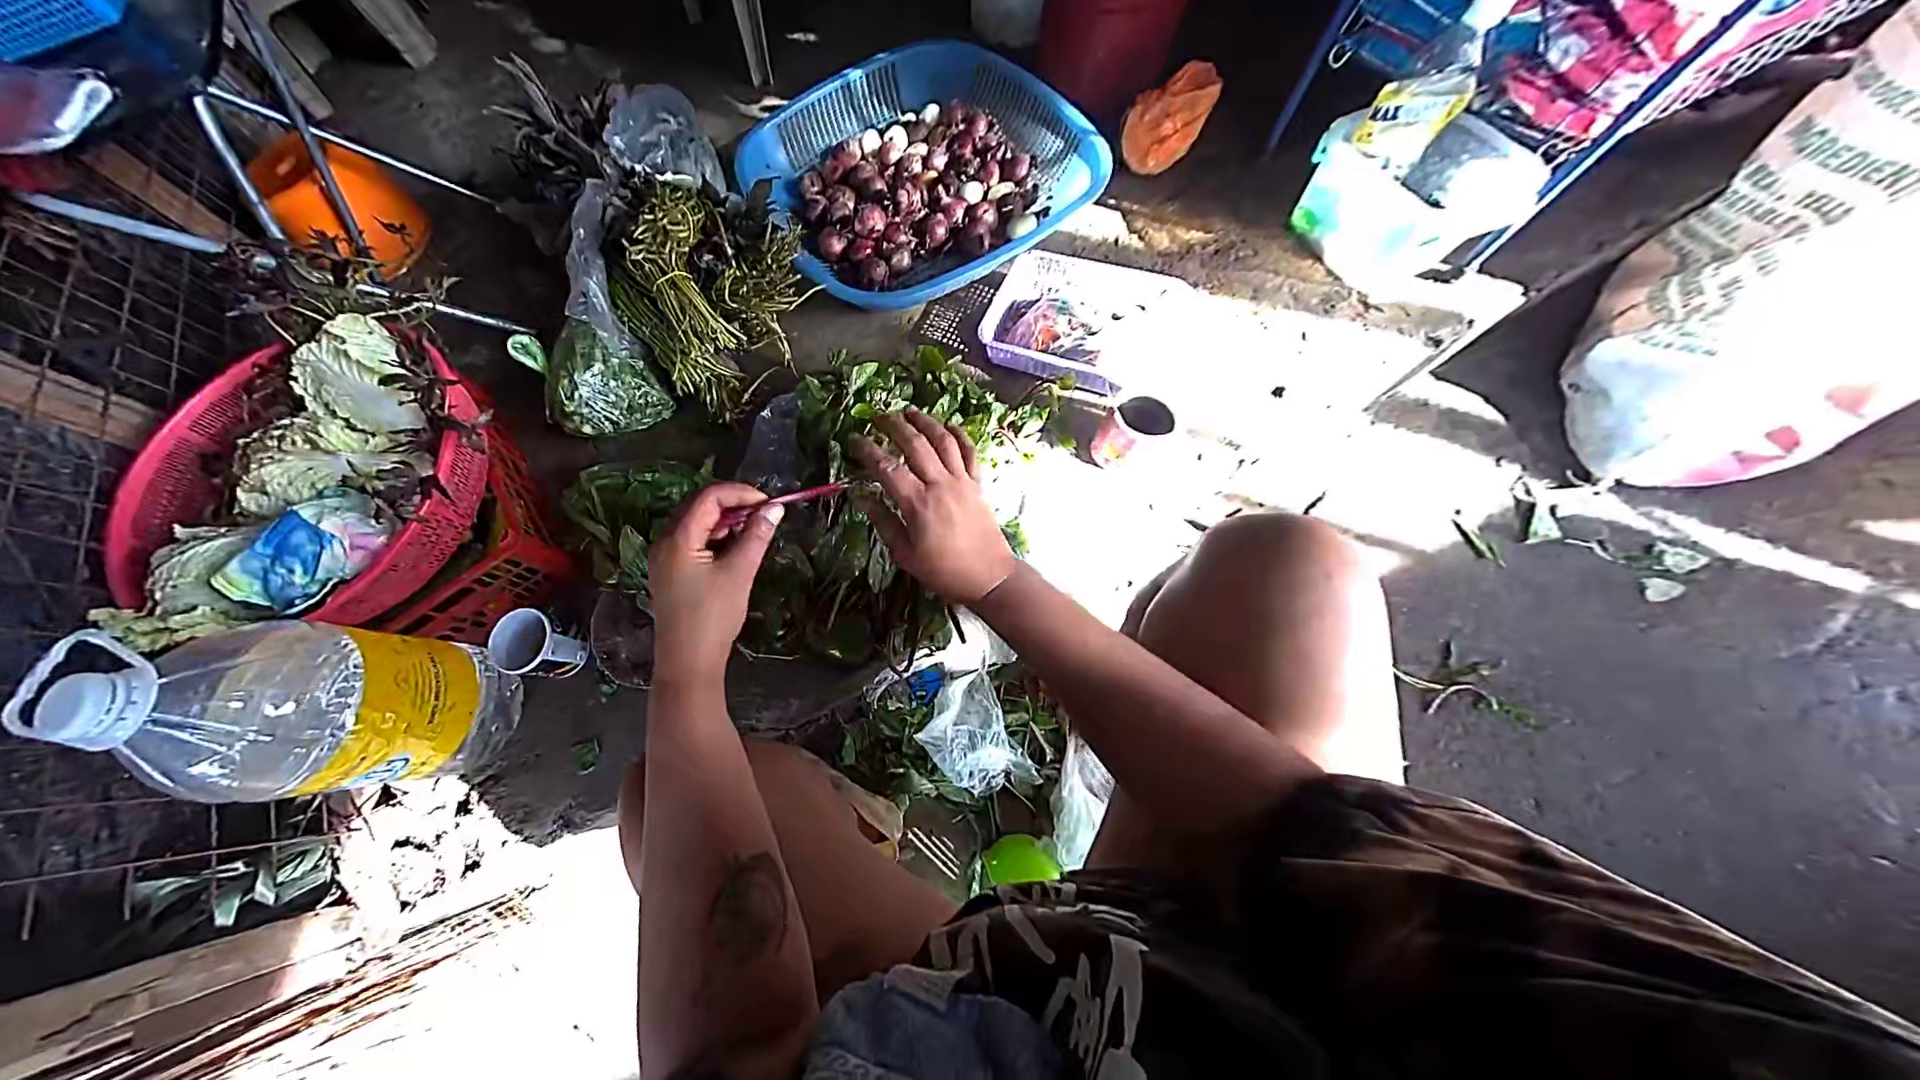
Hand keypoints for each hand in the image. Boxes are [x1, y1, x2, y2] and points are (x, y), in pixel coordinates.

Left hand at [649, 483, 783, 682]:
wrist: (688, 661)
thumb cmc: (713, 617)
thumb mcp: (739, 572)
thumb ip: (757, 536)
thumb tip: (775, 508)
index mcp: (678, 539)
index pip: (708, 498)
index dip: (741, 493)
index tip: (769, 503)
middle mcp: (665, 542)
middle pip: (699, 505)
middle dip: (734, 503)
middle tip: (764, 512)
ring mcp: (665, 557)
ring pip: (696, 522)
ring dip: (726, 519)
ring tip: (755, 527)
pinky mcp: (671, 570)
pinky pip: (693, 540)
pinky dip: (716, 535)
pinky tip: (736, 545)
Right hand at [852, 410, 1014, 604]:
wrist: (989, 577)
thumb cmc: (943, 571)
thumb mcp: (905, 554)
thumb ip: (883, 521)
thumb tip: (860, 497)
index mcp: (918, 504)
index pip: (887, 468)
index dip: (868, 450)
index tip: (854, 439)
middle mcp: (940, 485)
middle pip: (915, 444)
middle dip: (894, 426)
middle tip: (878, 416)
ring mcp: (962, 482)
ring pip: (943, 441)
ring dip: (926, 422)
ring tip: (909, 411)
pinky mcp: (978, 484)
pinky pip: (970, 452)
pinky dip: (960, 435)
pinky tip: (949, 424)